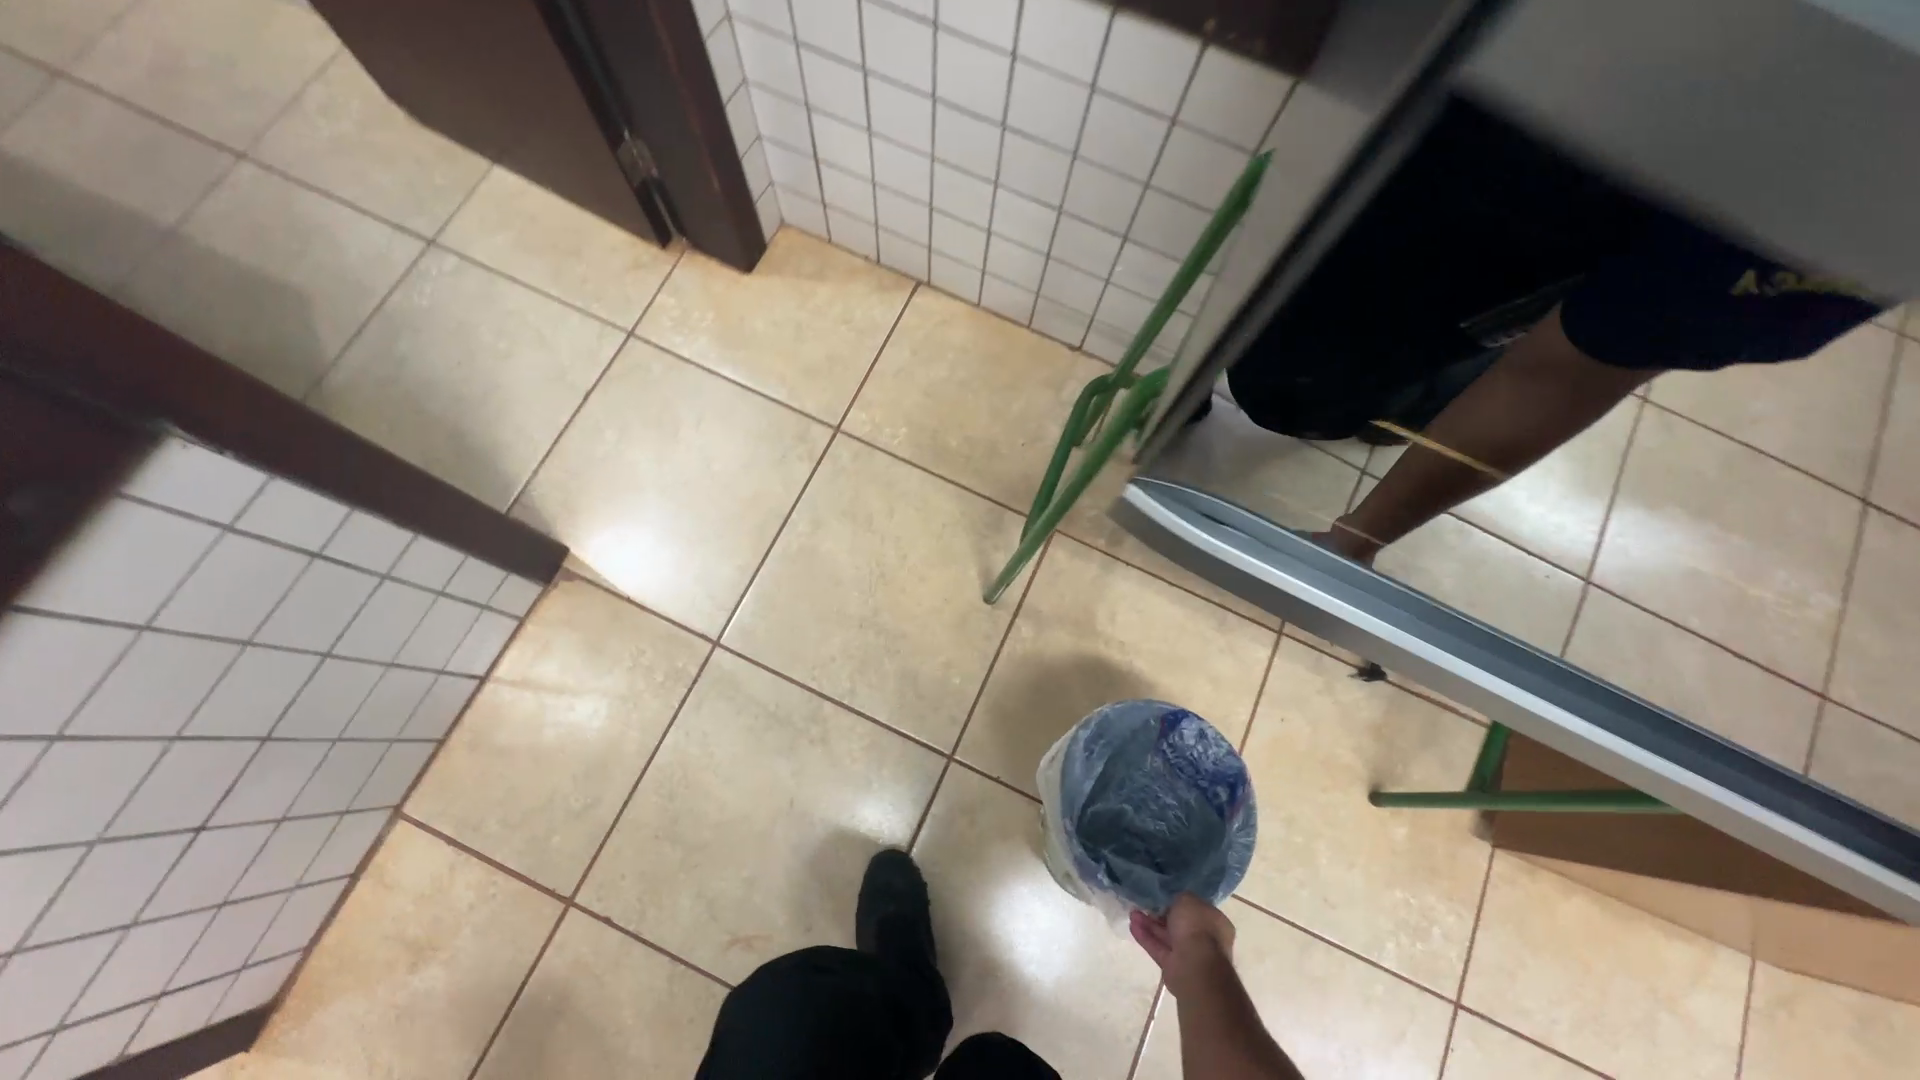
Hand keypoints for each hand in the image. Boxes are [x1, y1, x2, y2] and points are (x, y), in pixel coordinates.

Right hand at [1129, 894, 1235, 997]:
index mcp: (1215, 922)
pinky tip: (1132, 926)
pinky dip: (1146, 937)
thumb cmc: (1197, 927)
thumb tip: (1174, 902)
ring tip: (1132, 913)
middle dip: (1160, 914)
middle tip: (1145, 904)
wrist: (1195, 965)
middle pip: (1179, 924)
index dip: (1180, 902)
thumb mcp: (1188, 900)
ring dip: (1149, 924)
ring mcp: (1189, 954)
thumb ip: (1180, 898)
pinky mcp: (1173, 966)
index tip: (1164, 896)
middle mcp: (1205, 938)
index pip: (1196, 910)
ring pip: (1166, 936)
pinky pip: (1158, 948)